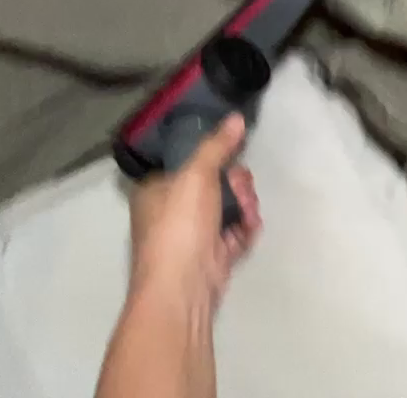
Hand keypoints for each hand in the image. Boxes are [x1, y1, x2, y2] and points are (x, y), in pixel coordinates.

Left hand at [127, 114, 261, 307]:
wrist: (183, 288)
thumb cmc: (179, 226)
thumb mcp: (196, 175)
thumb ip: (217, 145)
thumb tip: (236, 118)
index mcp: (156, 190)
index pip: (188, 161)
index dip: (213, 155)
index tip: (232, 152)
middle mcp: (172, 210)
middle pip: (216, 180)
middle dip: (237, 182)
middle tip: (241, 188)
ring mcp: (194, 233)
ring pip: (230, 203)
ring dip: (245, 204)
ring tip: (248, 213)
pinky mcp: (213, 253)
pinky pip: (237, 228)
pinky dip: (246, 226)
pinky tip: (250, 227)